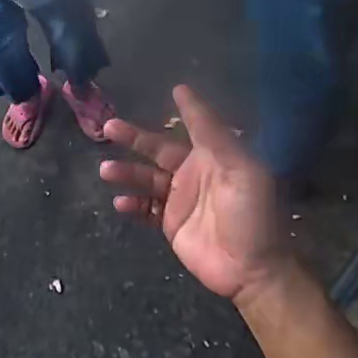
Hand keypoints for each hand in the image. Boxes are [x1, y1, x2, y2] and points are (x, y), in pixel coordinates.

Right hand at [100, 86, 290, 306]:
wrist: (250, 268)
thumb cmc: (251, 214)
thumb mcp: (240, 169)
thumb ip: (213, 134)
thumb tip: (189, 96)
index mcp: (215, 156)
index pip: (196, 125)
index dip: (187, 108)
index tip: (174, 89)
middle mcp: (194, 171)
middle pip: (159, 149)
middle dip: (134, 138)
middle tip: (108, 126)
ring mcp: (181, 198)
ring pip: (147, 178)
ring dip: (127, 172)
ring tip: (106, 170)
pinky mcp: (172, 223)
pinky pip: (146, 209)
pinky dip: (132, 205)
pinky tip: (120, 203)